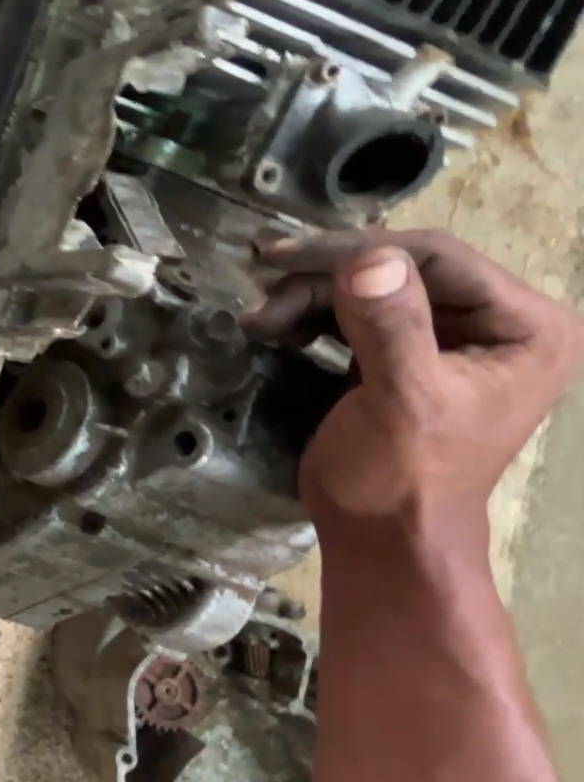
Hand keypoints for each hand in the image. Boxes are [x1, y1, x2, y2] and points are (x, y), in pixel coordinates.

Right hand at [243, 229, 581, 557]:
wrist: (381, 531)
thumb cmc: (404, 473)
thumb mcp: (402, 400)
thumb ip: (391, 327)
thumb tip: (367, 258)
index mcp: (525, 326)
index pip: (438, 258)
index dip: (354, 250)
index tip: (277, 258)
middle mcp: (492, 322)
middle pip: (395, 270)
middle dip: (318, 281)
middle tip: (259, 301)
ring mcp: (444, 338)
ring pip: (363, 289)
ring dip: (302, 301)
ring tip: (257, 325)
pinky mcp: (398, 354)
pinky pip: (349, 315)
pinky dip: (305, 318)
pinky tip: (274, 332)